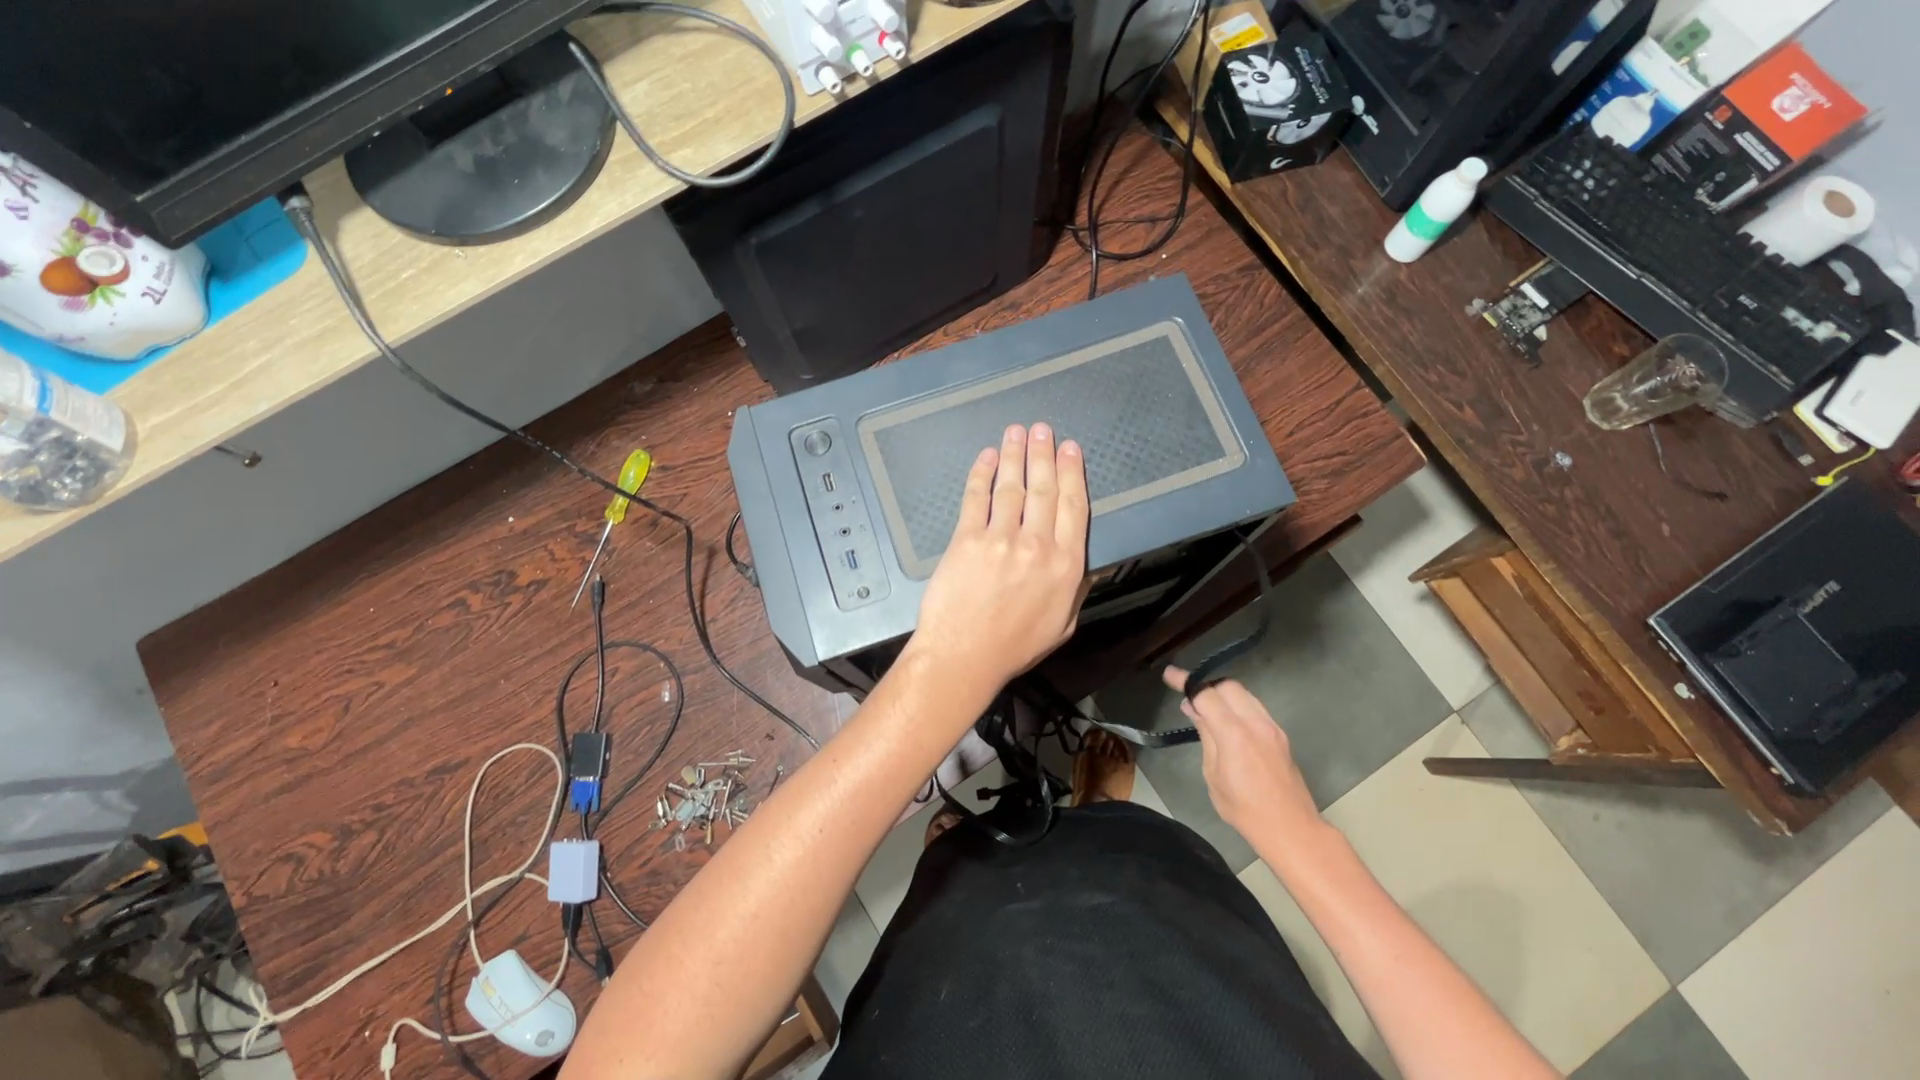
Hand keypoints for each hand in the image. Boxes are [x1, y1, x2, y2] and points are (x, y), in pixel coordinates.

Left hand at [907, 423, 1090, 688]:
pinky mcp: (967, 540)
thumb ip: (1077, 590)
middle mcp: (1037, 546)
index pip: (1073, 507)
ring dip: (1015, 454)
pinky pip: (976, 498)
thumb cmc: (1014, 648)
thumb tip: (1088, 564)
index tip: (1071, 450)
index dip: (1072, 473)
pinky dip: (982, 474)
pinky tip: (987, 457)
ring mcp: (1000, 540)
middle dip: (1044, 453)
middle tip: (1043, 429)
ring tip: (1016, 431)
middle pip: (1044, 488)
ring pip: (1012, 487)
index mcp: (1066, 566)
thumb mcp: (1063, 625)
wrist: (964, 657)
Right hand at [1163, 667, 1322, 845]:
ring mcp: (1272, 727)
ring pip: (1244, 694)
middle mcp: (1255, 723)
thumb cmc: (1244, 808)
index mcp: (1234, 734)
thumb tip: (1193, 709)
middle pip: (1228, 686)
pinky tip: (1228, 720)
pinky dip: (1238, 705)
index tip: (1170, 675)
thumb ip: (1206, 736)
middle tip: (1189, 696)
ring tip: (1206, 707)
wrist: (1289, 826)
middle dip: (1206, 686)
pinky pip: (1255, 707)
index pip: (1206, 695)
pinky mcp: (1280, 734)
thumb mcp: (1213, 774)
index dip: (1186, 682)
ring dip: (1223, 694)